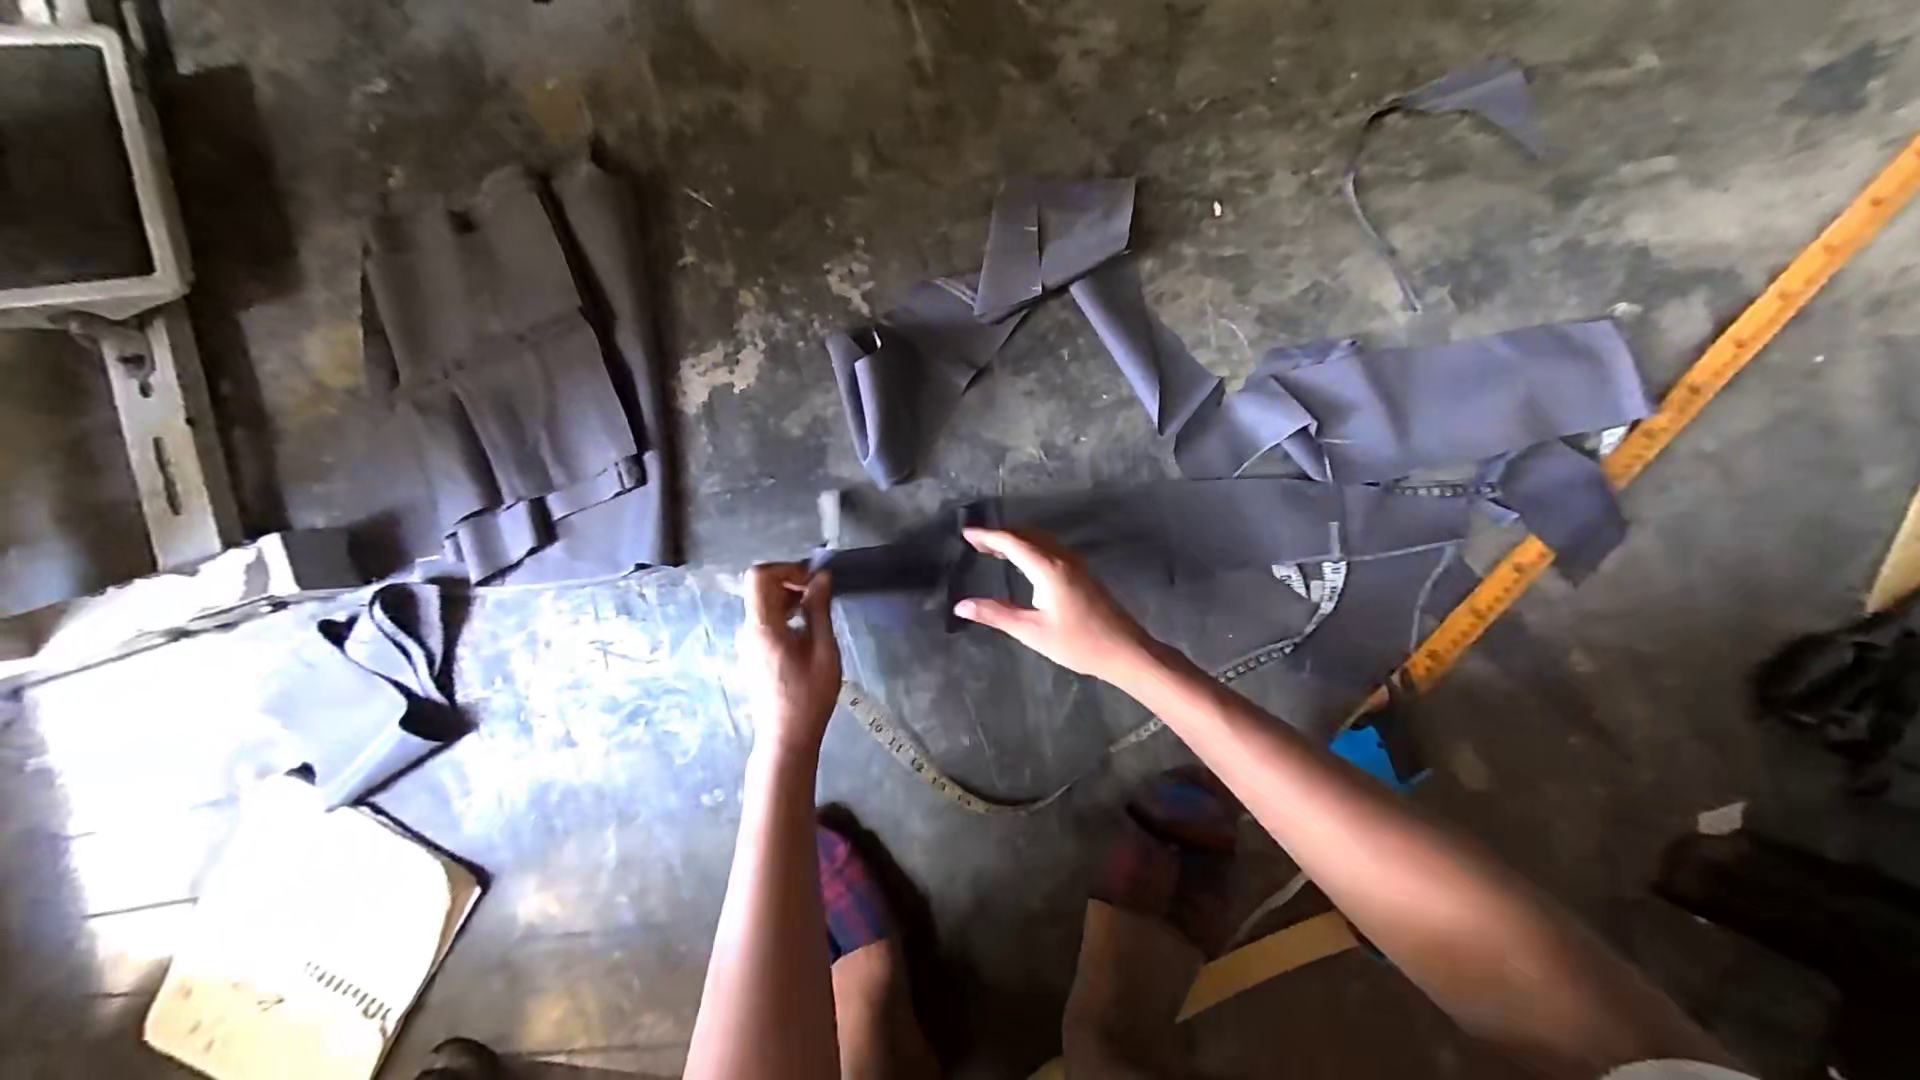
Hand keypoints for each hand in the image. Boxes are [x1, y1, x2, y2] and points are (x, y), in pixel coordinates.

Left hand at [740, 563, 840, 754]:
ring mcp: (746, 643)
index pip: (759, 576)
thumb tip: (822, 577)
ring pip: (763, 604)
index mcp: (762, 627)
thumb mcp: (824, 650)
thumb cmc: (810, 696)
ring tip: (817, 616)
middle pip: (760, 588)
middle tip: (820, 596)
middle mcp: (747, 631)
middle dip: (791, 582)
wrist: (787, 737)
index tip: (812, 582)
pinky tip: (806, 633)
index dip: (786, 569)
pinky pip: (765, 621)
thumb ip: (820, 609)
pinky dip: (785, 615)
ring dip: (789, 599)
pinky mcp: (752, 654)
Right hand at [952, 527, 1153, 681]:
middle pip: (1027, 535)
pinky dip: (1030, 548)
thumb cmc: (1077, 643)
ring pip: (1040, 540)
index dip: (987, 536)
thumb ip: (996, 614)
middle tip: (976, 542)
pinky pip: (1050, 549)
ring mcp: (1075, 564)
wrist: (1124, 650)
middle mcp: (1062, 558)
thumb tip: (962, 606)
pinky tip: (1024, 563)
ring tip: (994, 550)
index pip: (1012, 542)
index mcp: (1048, 568)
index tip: (966, 534)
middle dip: (1000, 535)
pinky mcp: (1082, 573)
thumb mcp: (1031, 631)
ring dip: (1016, 540)